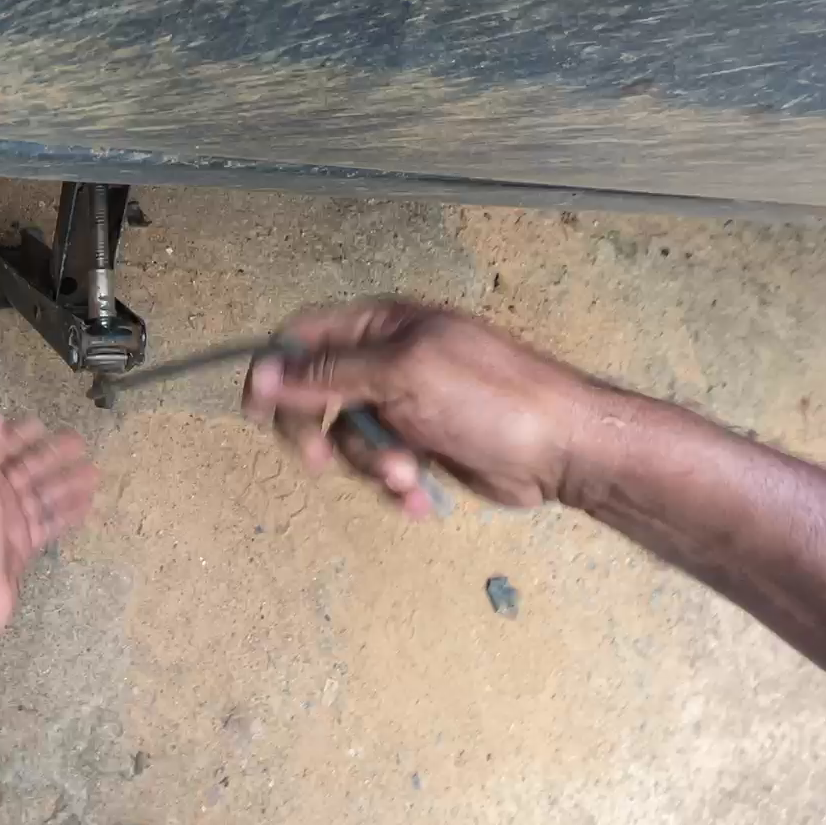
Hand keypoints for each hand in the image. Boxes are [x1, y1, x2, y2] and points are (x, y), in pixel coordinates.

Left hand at [0, 398, 97, 636]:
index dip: (18, 435)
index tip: (42, 424)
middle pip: (26, 471)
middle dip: (52, 457)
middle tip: (81, 443)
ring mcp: (6, 525)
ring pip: (41, 498)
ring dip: (66, 484)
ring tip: (95, 473)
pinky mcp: (20, 548)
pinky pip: (46, 524)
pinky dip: (65, 514)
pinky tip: (86, 504)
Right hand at [243, 298, 606, 512]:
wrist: (569, 453)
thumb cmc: (490, 399)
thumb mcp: (404, 374)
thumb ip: (328, 374)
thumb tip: (262, 373)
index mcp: (378, 327)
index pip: (301, 337)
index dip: (273, 369)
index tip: (255, 410)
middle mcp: (380, 362)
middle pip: (311, 393)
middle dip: (319, 432)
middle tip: (320, 461)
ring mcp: (396, 405)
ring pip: (341, 438)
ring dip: (368, 464)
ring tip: (406, 476)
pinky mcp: (412, 444)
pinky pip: (373, 464)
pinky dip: (390, 485)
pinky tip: (416, 497)